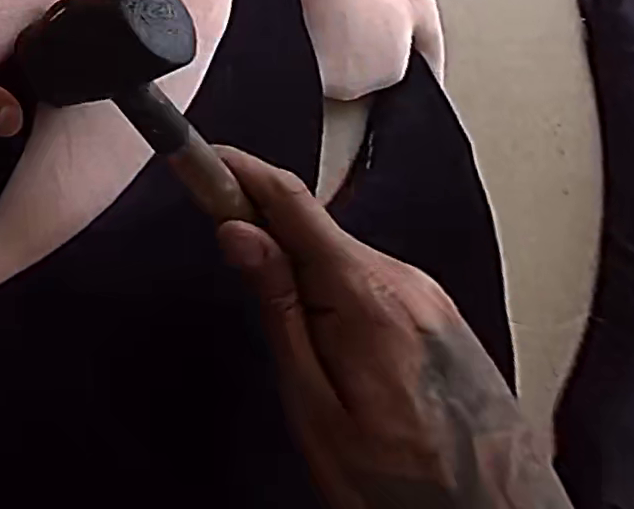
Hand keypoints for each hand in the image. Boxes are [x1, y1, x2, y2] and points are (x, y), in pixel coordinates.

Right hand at [216, 148, 571, 508]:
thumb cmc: (401, 487)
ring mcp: (428, 296)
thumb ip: (278, 307)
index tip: (196, 156)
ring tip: (263, 294)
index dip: (238, 168)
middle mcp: (405, 281)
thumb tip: (238, 231)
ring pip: (332, 246)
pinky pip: (360, 269)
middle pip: (308, 221)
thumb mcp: (316, 403)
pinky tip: (311, 312)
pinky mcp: (437, 312)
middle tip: (217, 240)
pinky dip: (321, 271)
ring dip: (288, 249)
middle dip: (256, 218)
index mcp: (369, 297)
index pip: (290, 200)